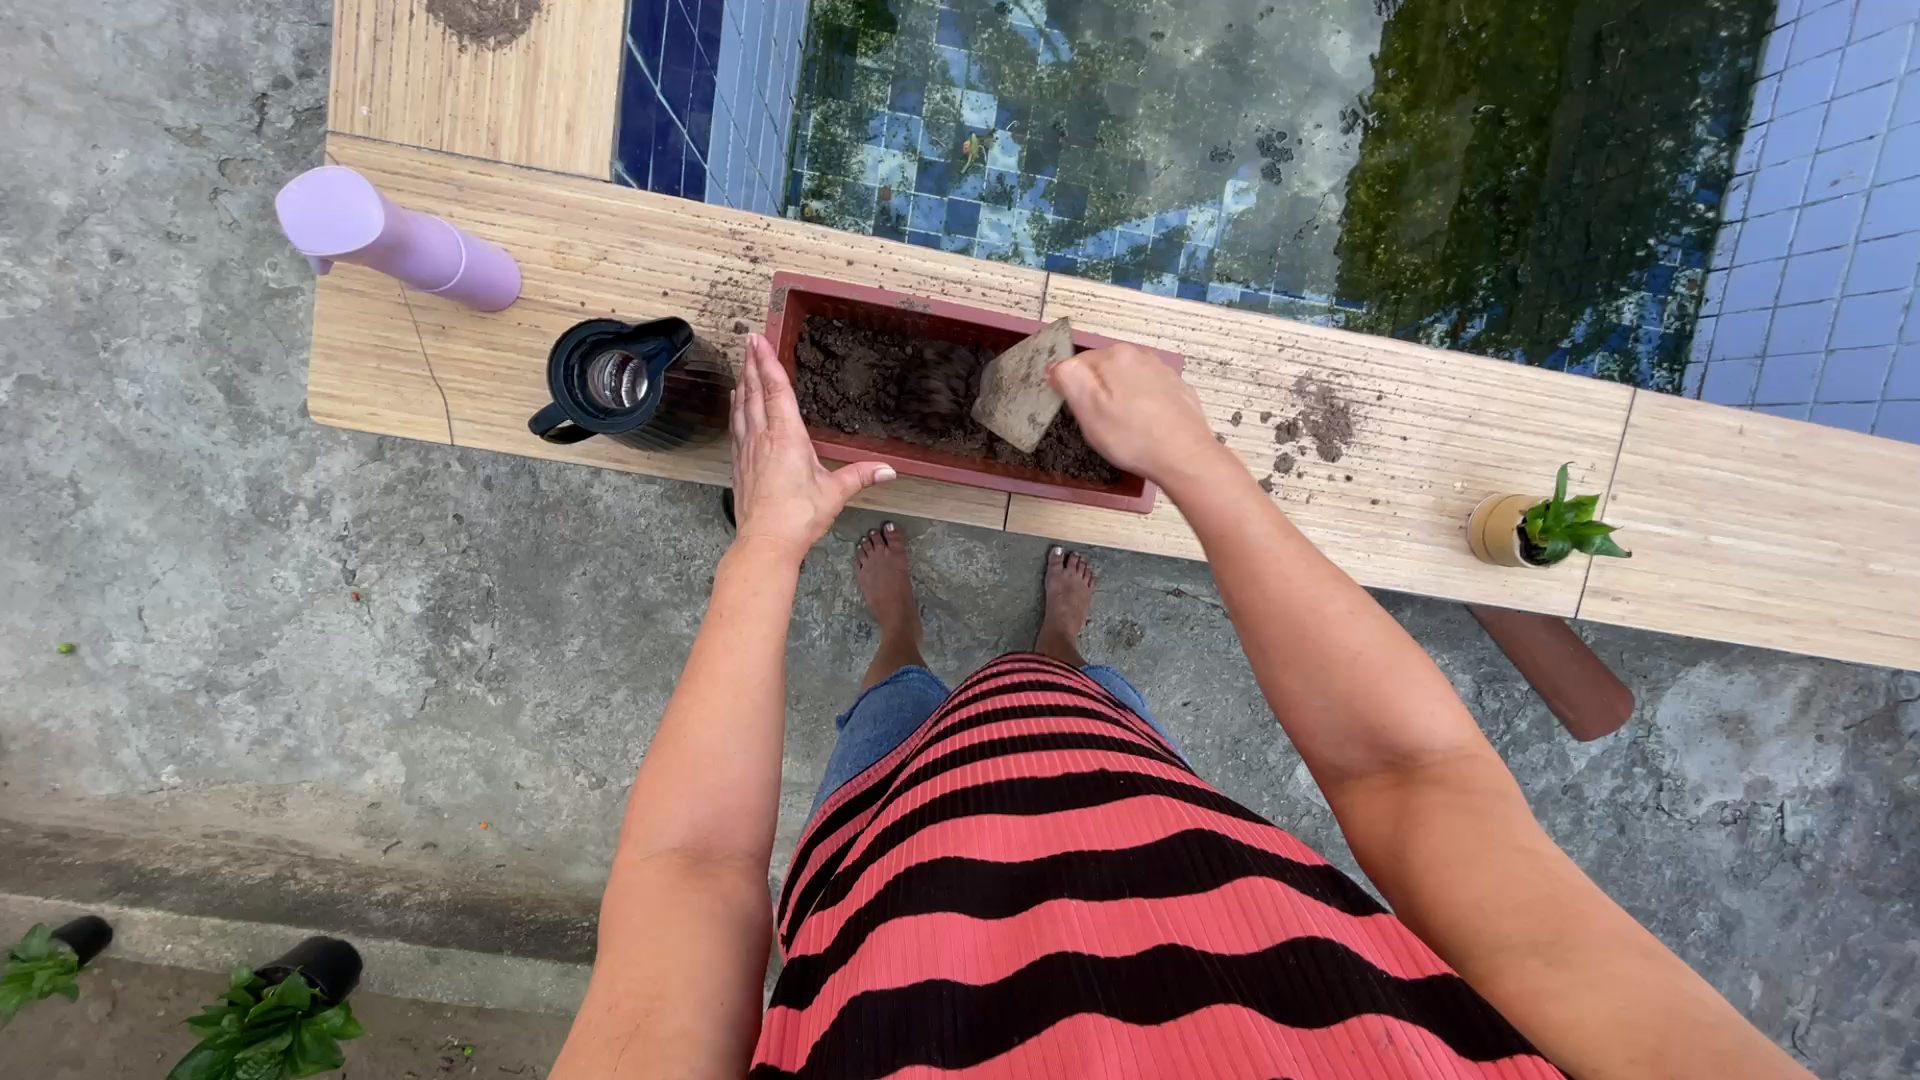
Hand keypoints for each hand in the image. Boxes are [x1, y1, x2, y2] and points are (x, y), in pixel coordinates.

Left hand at [730, 334, 895, 558]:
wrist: (766, 542)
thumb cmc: (798, 517)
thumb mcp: (835, 493)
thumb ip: (861, 476)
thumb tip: (888, 470)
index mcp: (787, 437)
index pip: (777, 391)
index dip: (768, 363)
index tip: (759, 341)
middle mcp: (763, 439)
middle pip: (755, 393)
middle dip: (752, 365)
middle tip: (749, 342)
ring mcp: (747, 452)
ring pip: (742, 408)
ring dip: (743, 384)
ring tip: (743, 368)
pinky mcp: (740, 466)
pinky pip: (736, 428)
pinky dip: (736, 410)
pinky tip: (736, 407)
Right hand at [1047, 344, 1223, 483]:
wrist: (1184, 456)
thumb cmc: (1133, 437)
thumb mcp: (1087, 408)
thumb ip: (1068, 378)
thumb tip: (1057, 366)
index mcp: (1114, 356)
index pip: (1075, 364)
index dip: (1071, 390)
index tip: (1079, 412)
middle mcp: (1140, 355)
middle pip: (1102, 371)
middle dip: (1096, 394)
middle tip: (1099, 423)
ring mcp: (1160, 371)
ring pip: (1124, 381)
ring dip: (1118, 399)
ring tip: (1122, 428)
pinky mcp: (1175, 389)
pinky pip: (1146, 392)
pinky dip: (1139, 406)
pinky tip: (1142, 426)